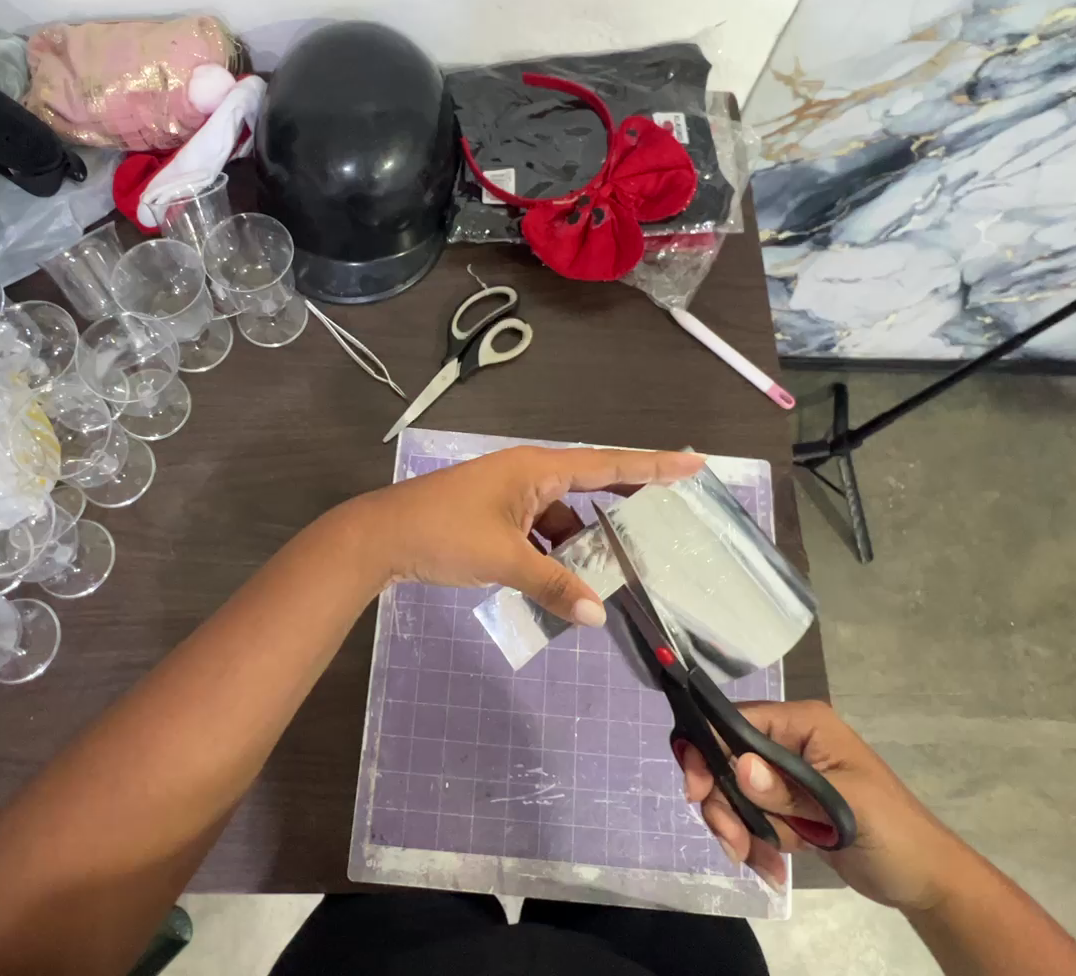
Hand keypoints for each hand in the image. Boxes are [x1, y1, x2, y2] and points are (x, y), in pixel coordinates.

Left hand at [343, 446, 705, 625]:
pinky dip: (554, 554)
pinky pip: (539, 533)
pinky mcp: (495, 518)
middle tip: (668, 519)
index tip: (694, 462)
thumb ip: (552, 584)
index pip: (607, 464)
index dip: (653, 465)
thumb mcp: (503, 559)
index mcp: (535, 468)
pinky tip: (567, 583)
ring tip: (618, 573)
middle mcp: (528, 475)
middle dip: (626, 505)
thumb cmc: (443, 533)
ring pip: (562, 517)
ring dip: (583, 543)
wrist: (380, 538)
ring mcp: (509, 497)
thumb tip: (595, 613)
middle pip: (590, 488)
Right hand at [679, 699, 982, 911]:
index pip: (736, 722)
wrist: (926, 881)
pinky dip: (752, 844)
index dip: (707, 749)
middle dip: (723, 803)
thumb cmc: (895, 831)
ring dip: (737, 829)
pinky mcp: (784, 806)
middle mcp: (788, 742)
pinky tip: (771, 868)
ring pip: (732, 792)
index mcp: (802, 724)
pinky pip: (748, 817)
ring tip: (757, 862)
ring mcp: (784, 776)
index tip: (696, 791)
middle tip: (732, 843)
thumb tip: (740, 767)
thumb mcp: (846, 808)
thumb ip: (790, 789)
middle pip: (726, 759)